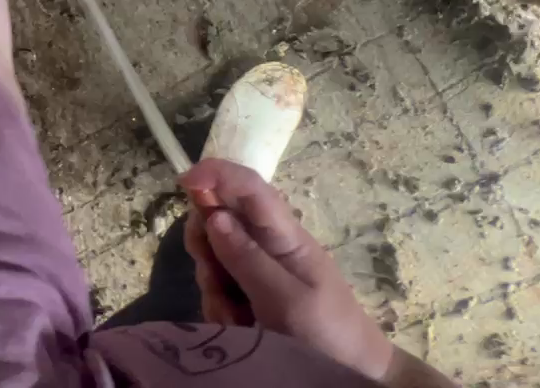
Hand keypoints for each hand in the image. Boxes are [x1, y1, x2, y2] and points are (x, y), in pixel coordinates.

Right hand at [180, 159, 394, 380]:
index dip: (215, 173)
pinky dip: (218, 305)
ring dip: (213, 284)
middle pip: (217, 217)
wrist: (355, 378)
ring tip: (236, 318)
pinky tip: (237, 327)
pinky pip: (216, 285)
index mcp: (283, 233)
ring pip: (211, 254)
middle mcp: (266, 242)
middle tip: (213, 278)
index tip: (183, 183)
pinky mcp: (249, 292)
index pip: (247, 185)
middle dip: (205, 243)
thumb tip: (212, 215)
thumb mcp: (289, 301)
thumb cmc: (330, 335)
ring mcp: (256, 267)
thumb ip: (248, 259)